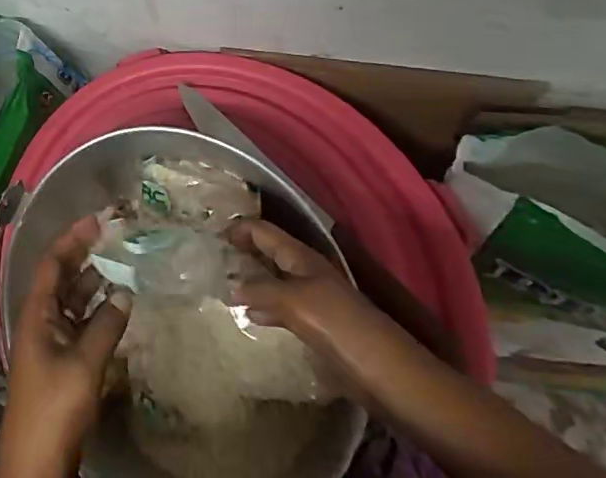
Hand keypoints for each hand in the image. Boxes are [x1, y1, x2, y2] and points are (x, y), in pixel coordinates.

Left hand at [0, 216, 131, 477]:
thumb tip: (126, 293)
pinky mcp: (60, 360)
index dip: (72, 239)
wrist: (37, 461)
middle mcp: (40, 319)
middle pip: (61, 277)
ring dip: (92, 282)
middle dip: (83, 255)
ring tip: (119, 264)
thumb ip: (107, 325)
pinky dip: (95, 310)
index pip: (53, 262)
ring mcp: (49, 340)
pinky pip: (78, 322)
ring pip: (71, 299)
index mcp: (36, 312)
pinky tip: (116, 305)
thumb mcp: (84, 363)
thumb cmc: (55, 404)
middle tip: (112, 236)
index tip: (96, 220)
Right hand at [229, 220, 605, 477]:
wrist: (393, 377)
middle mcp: (309, 272)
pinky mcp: (321, 326)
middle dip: (245, 247)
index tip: (213, 233)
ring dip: (252, 275)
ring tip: (225, 280)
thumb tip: (233, 286)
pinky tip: (252, 316)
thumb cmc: (345, 330)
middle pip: (271, 250)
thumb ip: (264, 291)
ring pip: (276, 276)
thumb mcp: (299, 304)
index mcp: (304, 258)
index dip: (241, 227)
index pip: (266, 231)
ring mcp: (316, 299)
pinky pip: (283, 304)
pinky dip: (264, 303)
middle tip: (213, 253)